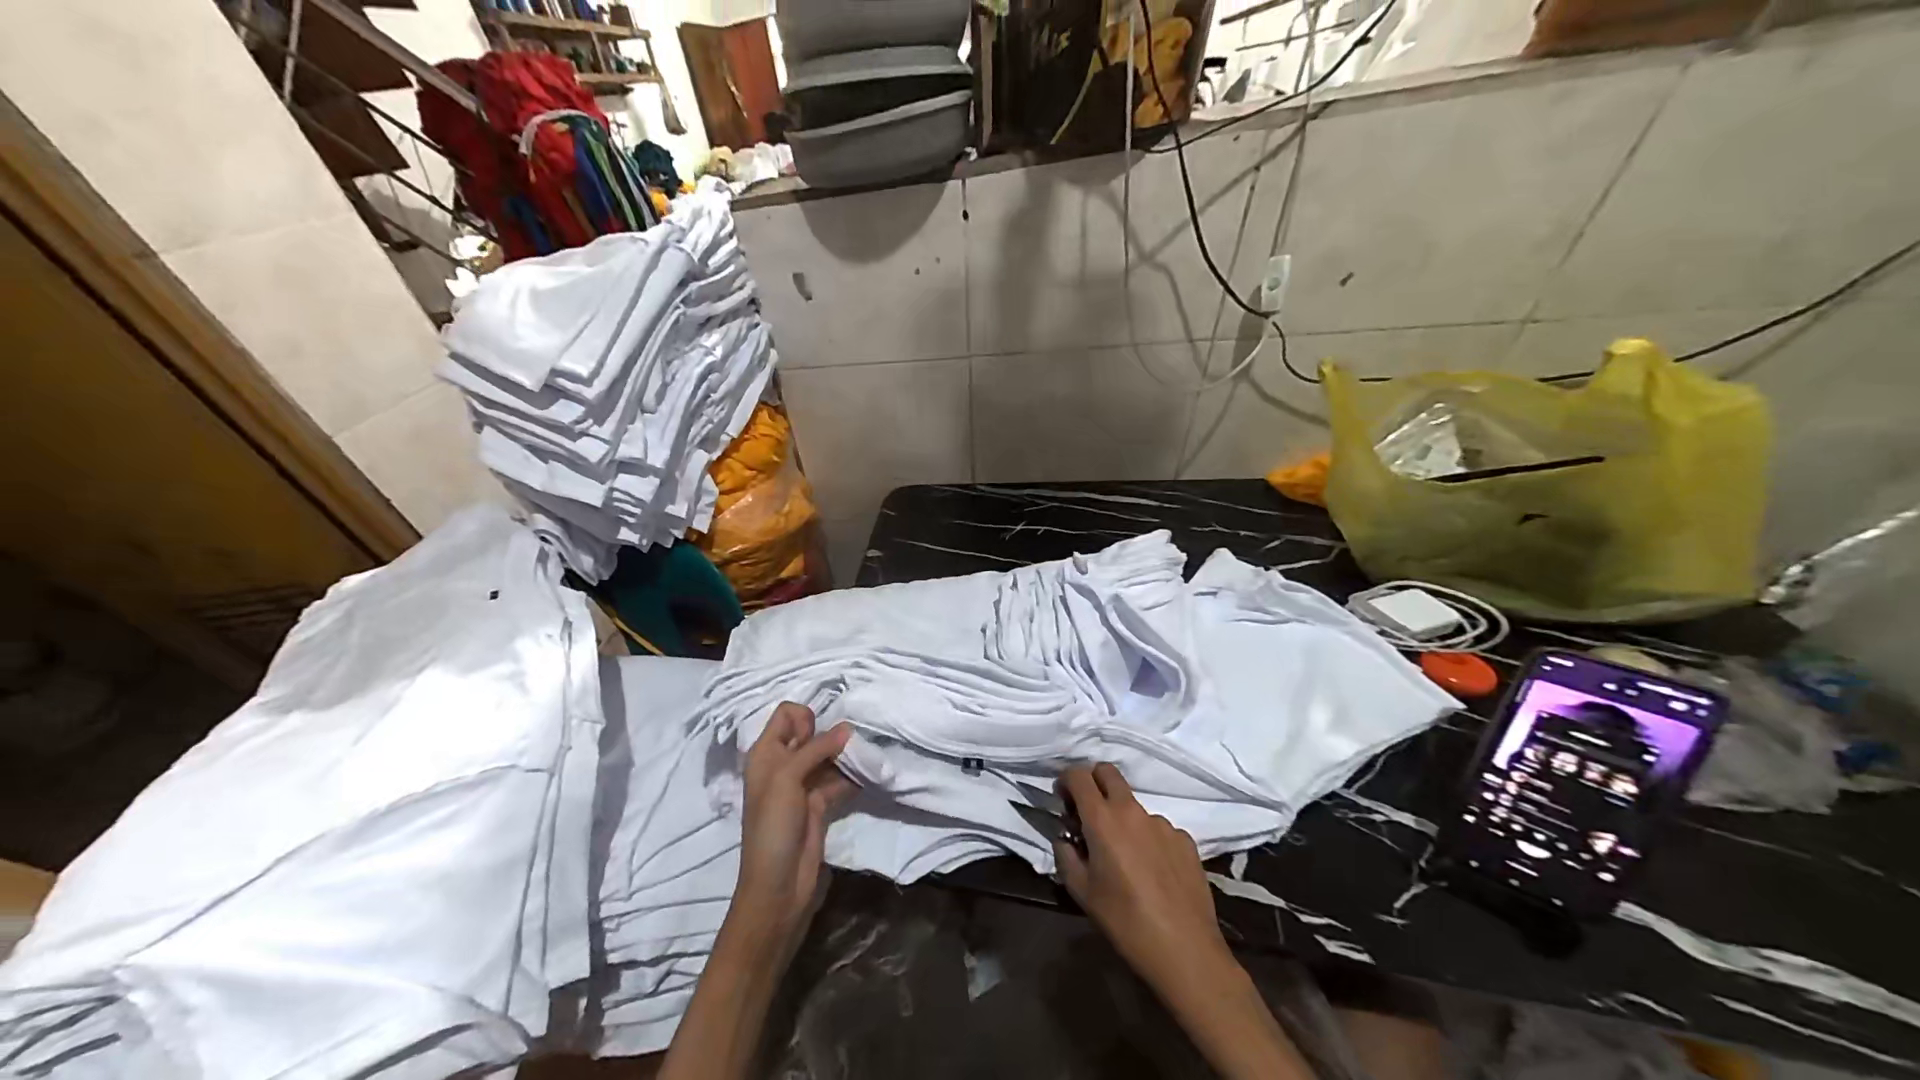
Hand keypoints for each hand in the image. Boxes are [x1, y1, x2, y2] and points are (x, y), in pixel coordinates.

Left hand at [731, 703, 854, 951]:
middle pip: (811, 733)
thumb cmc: (773, 828)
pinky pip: (839, 779)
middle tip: (849, 744)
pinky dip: (852, 776)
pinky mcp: (820, 804)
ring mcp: (802, 786)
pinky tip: (868, 775)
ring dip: (846, 754)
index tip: (815, 737)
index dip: (805, 719)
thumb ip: (815, 749)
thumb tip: (847, 727)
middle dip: (832, 733)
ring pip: (828, 756)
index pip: (787, 715)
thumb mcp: (786, 780)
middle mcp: (783, 765)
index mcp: (765, 754)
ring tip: (865, 757)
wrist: (779, 887)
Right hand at [1054, 764, 1314, 1079]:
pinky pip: (1158, 828)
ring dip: (1122, 818)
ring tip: (1125, 857)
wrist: (1185, 950)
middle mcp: (1133, 811)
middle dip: (1093, 782)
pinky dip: (1148, 839)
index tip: (1063, 801)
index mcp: (1103, 819)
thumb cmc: (1125, 921)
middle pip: (1108, 772)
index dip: (1066, 781)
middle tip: (1088, 814)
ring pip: (1134, 805)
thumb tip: (1066, 839)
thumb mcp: (1082, 892)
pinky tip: (1152, 871)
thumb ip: (1066, 856)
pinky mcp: (1186, 839)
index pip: (1078, 775)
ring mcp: (1163, 823)